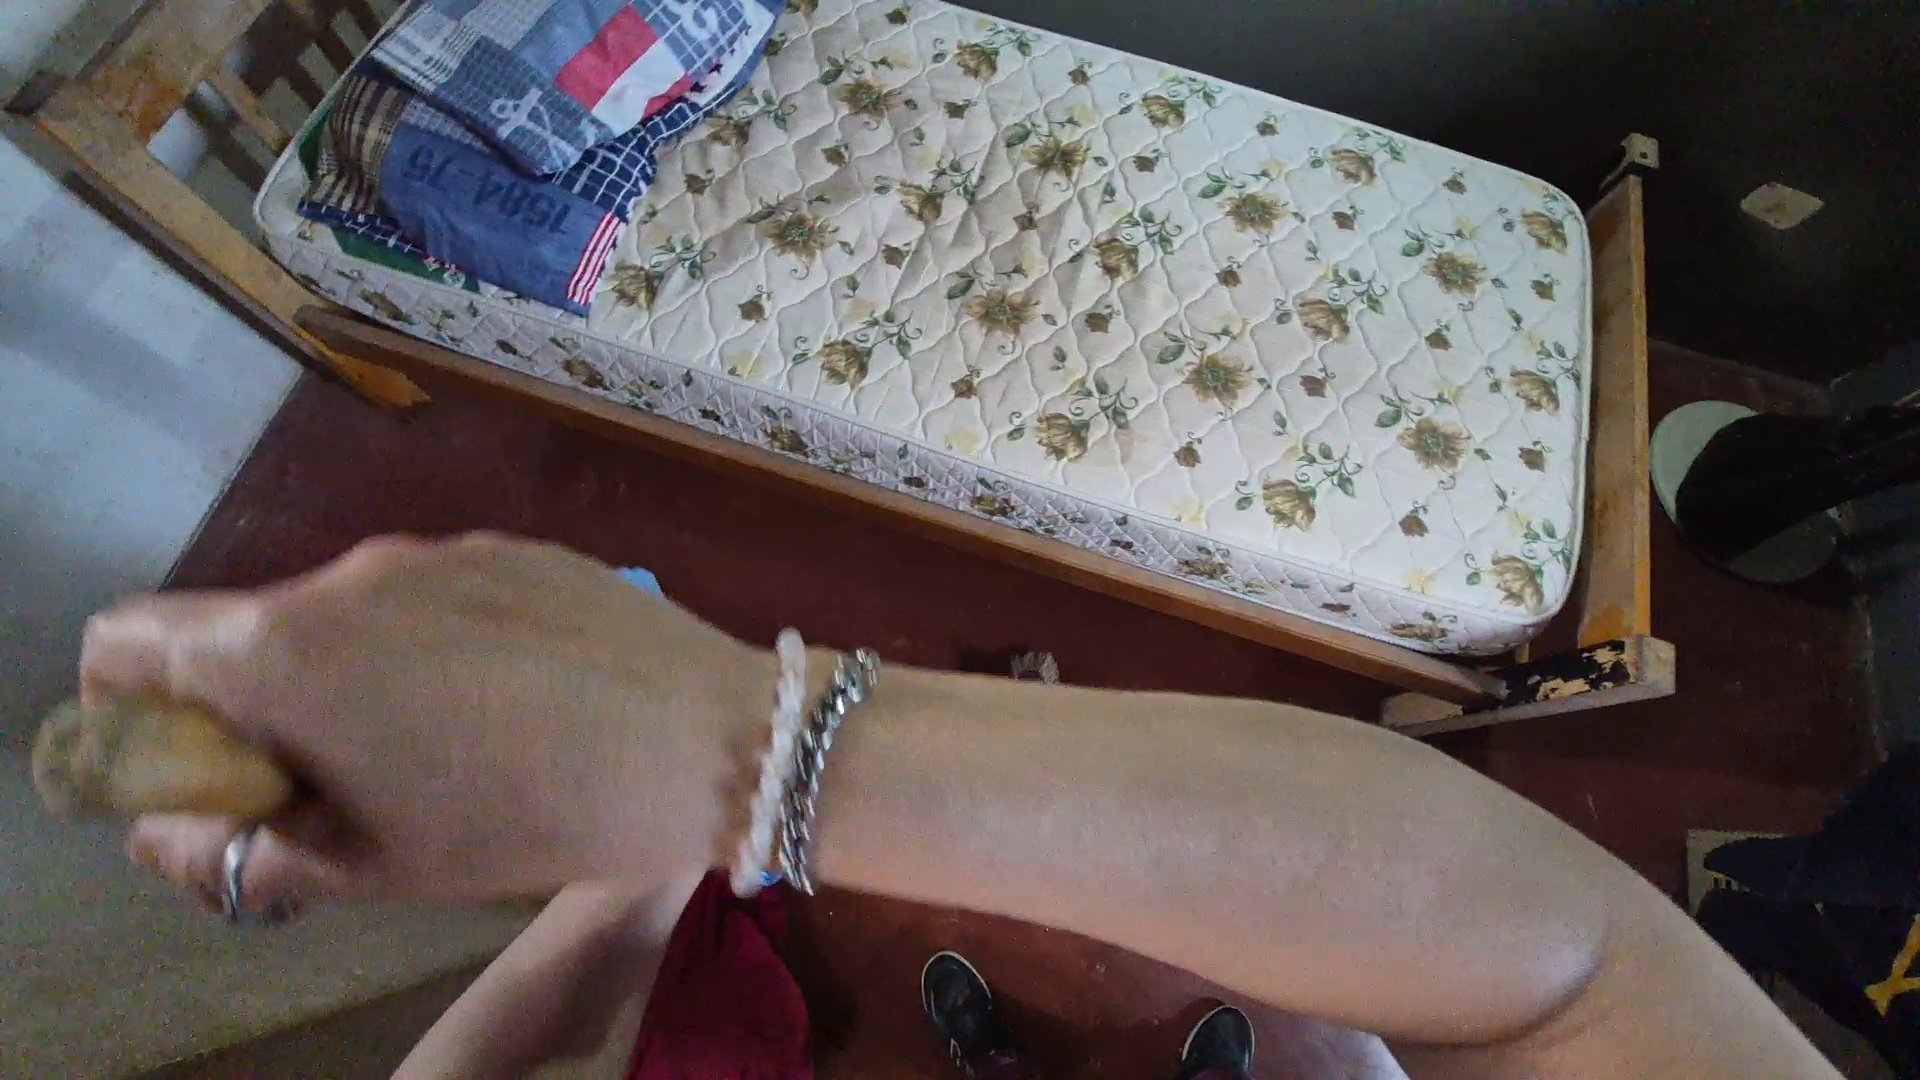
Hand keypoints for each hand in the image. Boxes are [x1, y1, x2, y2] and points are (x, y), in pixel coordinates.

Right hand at [83, 535, 769, 912]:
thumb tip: (175, 821)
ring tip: (468, 732)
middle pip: (263, 625)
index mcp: (287, 643)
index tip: (226, 763)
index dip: (149, 710)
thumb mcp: (371, 861)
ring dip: (379, 665)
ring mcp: (461, 548)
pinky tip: (532, 685)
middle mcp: (364, 570)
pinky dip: (459, 634)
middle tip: (366, 769)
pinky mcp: (537, 548)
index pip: (133, 643)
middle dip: (281, 695)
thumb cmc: (537, 812)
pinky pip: (457, 591)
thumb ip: (236, 842)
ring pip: (370, 607)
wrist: (708, 738)